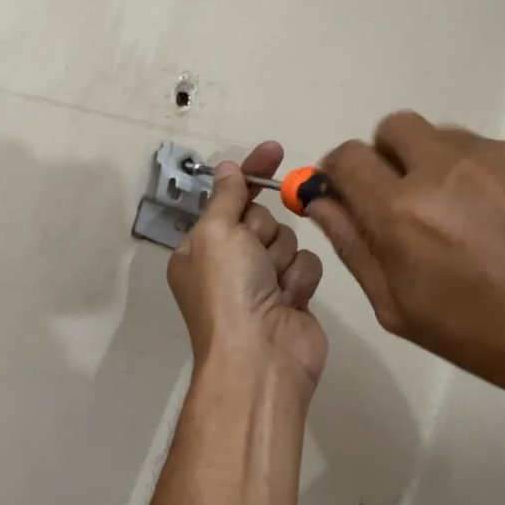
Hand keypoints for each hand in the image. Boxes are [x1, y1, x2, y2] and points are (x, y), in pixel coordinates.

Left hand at [167, 141, 327, 387]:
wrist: (260, 356)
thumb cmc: (228, 291)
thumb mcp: (215, 234)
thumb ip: (225, 197)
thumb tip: (226, 169)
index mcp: (199, 248)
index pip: (227, 197)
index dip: (250, 173)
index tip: (274, 149)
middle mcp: (227, 262)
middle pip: (261, 217)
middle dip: (262, 232)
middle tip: (253, 258)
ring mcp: (261, 280)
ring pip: (287, 239)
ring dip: (281, 258)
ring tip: (271, 286)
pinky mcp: (292, 296)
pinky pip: (305, 265)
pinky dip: (299, 279)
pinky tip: (290, 300)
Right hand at [308, 112, 504, 403]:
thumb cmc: (487, 338)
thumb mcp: (399, 308)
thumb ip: (353, 246)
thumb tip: (320, 201)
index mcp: (401, 212)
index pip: (346, 158)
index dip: (338, 174)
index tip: (348, 196)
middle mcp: (447, 168)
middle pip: (394, 128)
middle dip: (386, 158)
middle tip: (405, 203)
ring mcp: (502, 157)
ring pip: (446, 137)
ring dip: (437, 165)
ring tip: (466, 219)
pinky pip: (495, 151)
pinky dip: (486, 177)